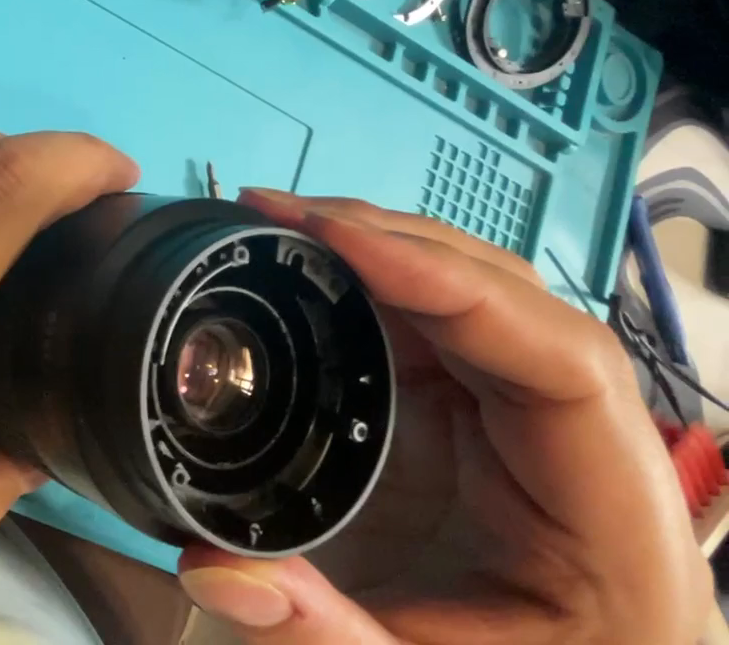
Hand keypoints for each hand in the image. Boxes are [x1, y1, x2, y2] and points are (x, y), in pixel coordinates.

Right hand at [178, 191, 711, 644]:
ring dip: (372, 244)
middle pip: (511, 302)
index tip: (327, 237)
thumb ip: (321, 634)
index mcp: (611, 518)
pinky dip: (357, 280)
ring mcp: (513, 423)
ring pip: (466, 298)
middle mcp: (576, 446)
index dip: (448, 282)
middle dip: (389, 239)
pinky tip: (300, 265)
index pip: (560, 359)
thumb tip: (204, 563)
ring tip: (275, 221)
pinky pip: (418, 325)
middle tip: (272, 212)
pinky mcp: (461, 416)